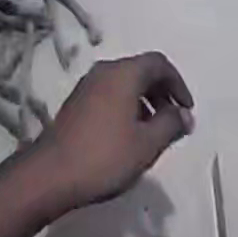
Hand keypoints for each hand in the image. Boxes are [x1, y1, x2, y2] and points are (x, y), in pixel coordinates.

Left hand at [25, 52, 193, 213]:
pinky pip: (110, 93)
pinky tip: (128, 135)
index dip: (178, 83)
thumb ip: (170, 124)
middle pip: (141, 70)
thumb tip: (184, 114)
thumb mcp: (146, 144)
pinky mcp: (77, 101)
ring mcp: (88, 84)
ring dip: (145, 100)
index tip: (187, 110)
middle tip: (173, 121)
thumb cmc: (104, 156)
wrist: (50, 173)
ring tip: (153, 132)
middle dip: (162, 92)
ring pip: (125, 82)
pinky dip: (127, 106)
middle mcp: (105, 70)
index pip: (158, 63)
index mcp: (124, 73)